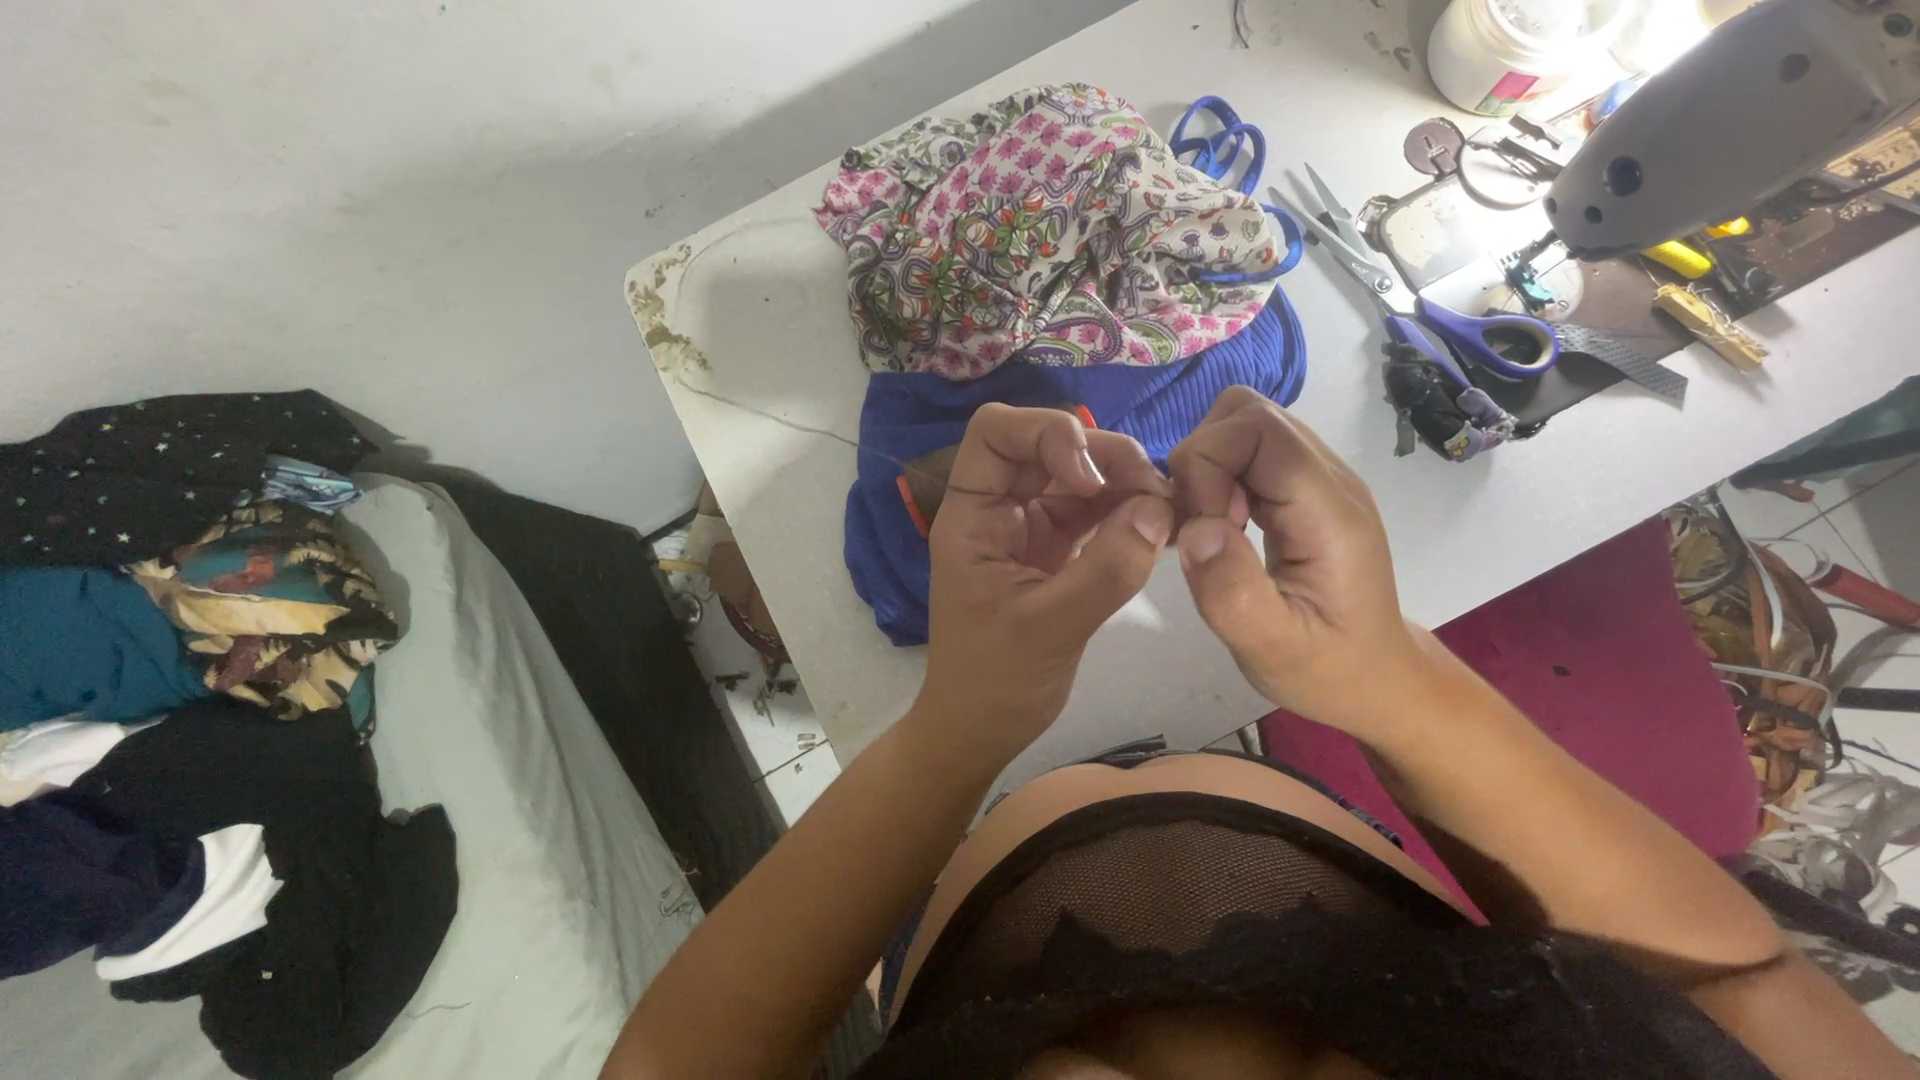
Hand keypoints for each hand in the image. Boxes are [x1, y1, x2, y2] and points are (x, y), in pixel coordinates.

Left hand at [911, 404, 1175, 762]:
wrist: (982, 729)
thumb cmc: (995, 682)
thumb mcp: (1049, 629)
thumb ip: (1104, 571)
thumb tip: (1160, 511)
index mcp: (972, 515)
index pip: (996, 432)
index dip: (1047, 434)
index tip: (1089, 481)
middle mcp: (999, 510)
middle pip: (1049, 446)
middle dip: (1104, 457)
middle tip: (1157, 491)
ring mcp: (1029, 528)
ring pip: (1079, 476)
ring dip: (1125, 483)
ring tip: (1170, 509)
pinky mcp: (1057, 551)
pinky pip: (1095, 514)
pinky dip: (1129, 513)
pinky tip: (1163, 526)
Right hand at [1167, 386, 1426, 732]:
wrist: (1376, 680)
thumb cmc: (1328, 671)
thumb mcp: (1273, 650)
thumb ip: (1233, 593)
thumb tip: (1195, 529)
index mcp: (1330, 512)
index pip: (1258, 429)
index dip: (1207, 462)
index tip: (1199, 526)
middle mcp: (1329, 479)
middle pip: (1248, 412)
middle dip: (1202, 460)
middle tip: (1202, 526)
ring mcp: (1317, 480)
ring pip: (1243, 425)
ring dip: (1207, 469)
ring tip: (1211, 531)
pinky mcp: (1300, 491)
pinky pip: (1246, 452)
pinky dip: (1216, 479)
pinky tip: (1219, 529)